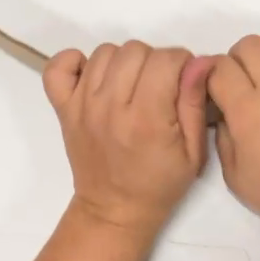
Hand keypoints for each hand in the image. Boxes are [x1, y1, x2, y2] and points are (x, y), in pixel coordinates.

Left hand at [44, 41, 212, 235]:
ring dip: (124, 62)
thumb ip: (195, 103)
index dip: (182, 63)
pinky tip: (94, 78)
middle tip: (160, 86)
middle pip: (135, 50)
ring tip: (132, 85)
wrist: (114, 211)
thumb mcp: (193, 152)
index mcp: (147, 118)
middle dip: (155, 61)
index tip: (184, 82)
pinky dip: (76, 63)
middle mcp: (111, 106)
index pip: (166, 59)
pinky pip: (59, 67)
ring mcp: (82, 105)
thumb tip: (200, 61)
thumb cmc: (160, 184)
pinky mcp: (63, 108)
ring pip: (105, 52)